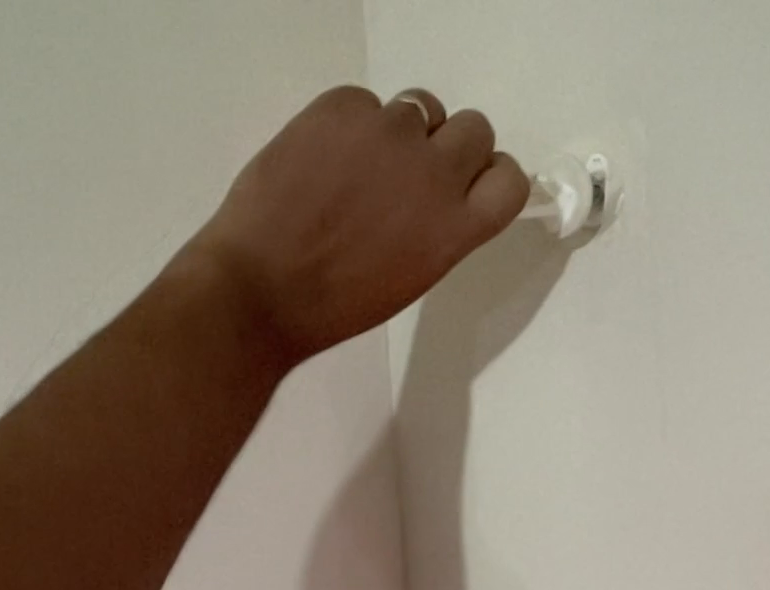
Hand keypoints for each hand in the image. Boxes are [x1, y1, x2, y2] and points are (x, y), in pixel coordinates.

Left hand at [182, 86, 529, 365]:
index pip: (509, 179)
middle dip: (449, 148)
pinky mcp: (340, 108)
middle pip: (474, 129)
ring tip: (358, 168)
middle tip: (407, 176)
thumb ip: (437, 232)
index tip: (465, 187)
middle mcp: (434, 171)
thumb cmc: (333, 306)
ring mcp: (387, 133)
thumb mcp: (409, 278)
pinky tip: (320, 162)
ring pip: (419, 107)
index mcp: (455, 228)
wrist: (260, 290)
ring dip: (402, 132)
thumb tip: (434, 199)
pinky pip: (362, 103)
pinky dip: (349, 126)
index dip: (488, 179)